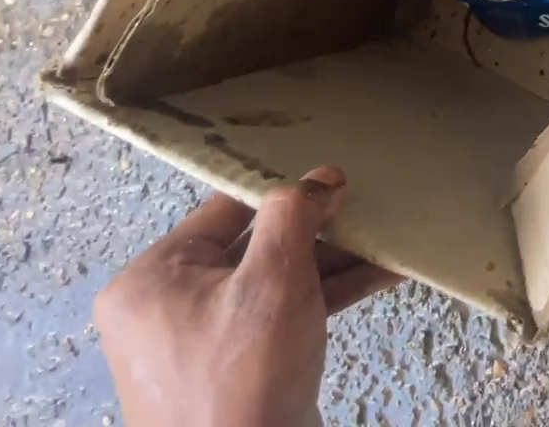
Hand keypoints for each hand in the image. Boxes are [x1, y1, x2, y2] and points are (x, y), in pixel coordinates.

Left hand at [94, 167, 403, 426]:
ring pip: (281, 275)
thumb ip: (295, 215)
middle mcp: (169, 303)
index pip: (228, 208)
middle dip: (325, 228)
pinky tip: (387, 272)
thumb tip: (322, 176)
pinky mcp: (239, 361)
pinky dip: (333, 290)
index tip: (342, 179)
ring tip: (394, 239)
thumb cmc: (245, 372)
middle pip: (260, 242)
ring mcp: (204, 335)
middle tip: (375, 210)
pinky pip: (288, 308)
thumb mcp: (275, 278)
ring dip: (340, 258)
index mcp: (154, 279)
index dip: (287, 190)